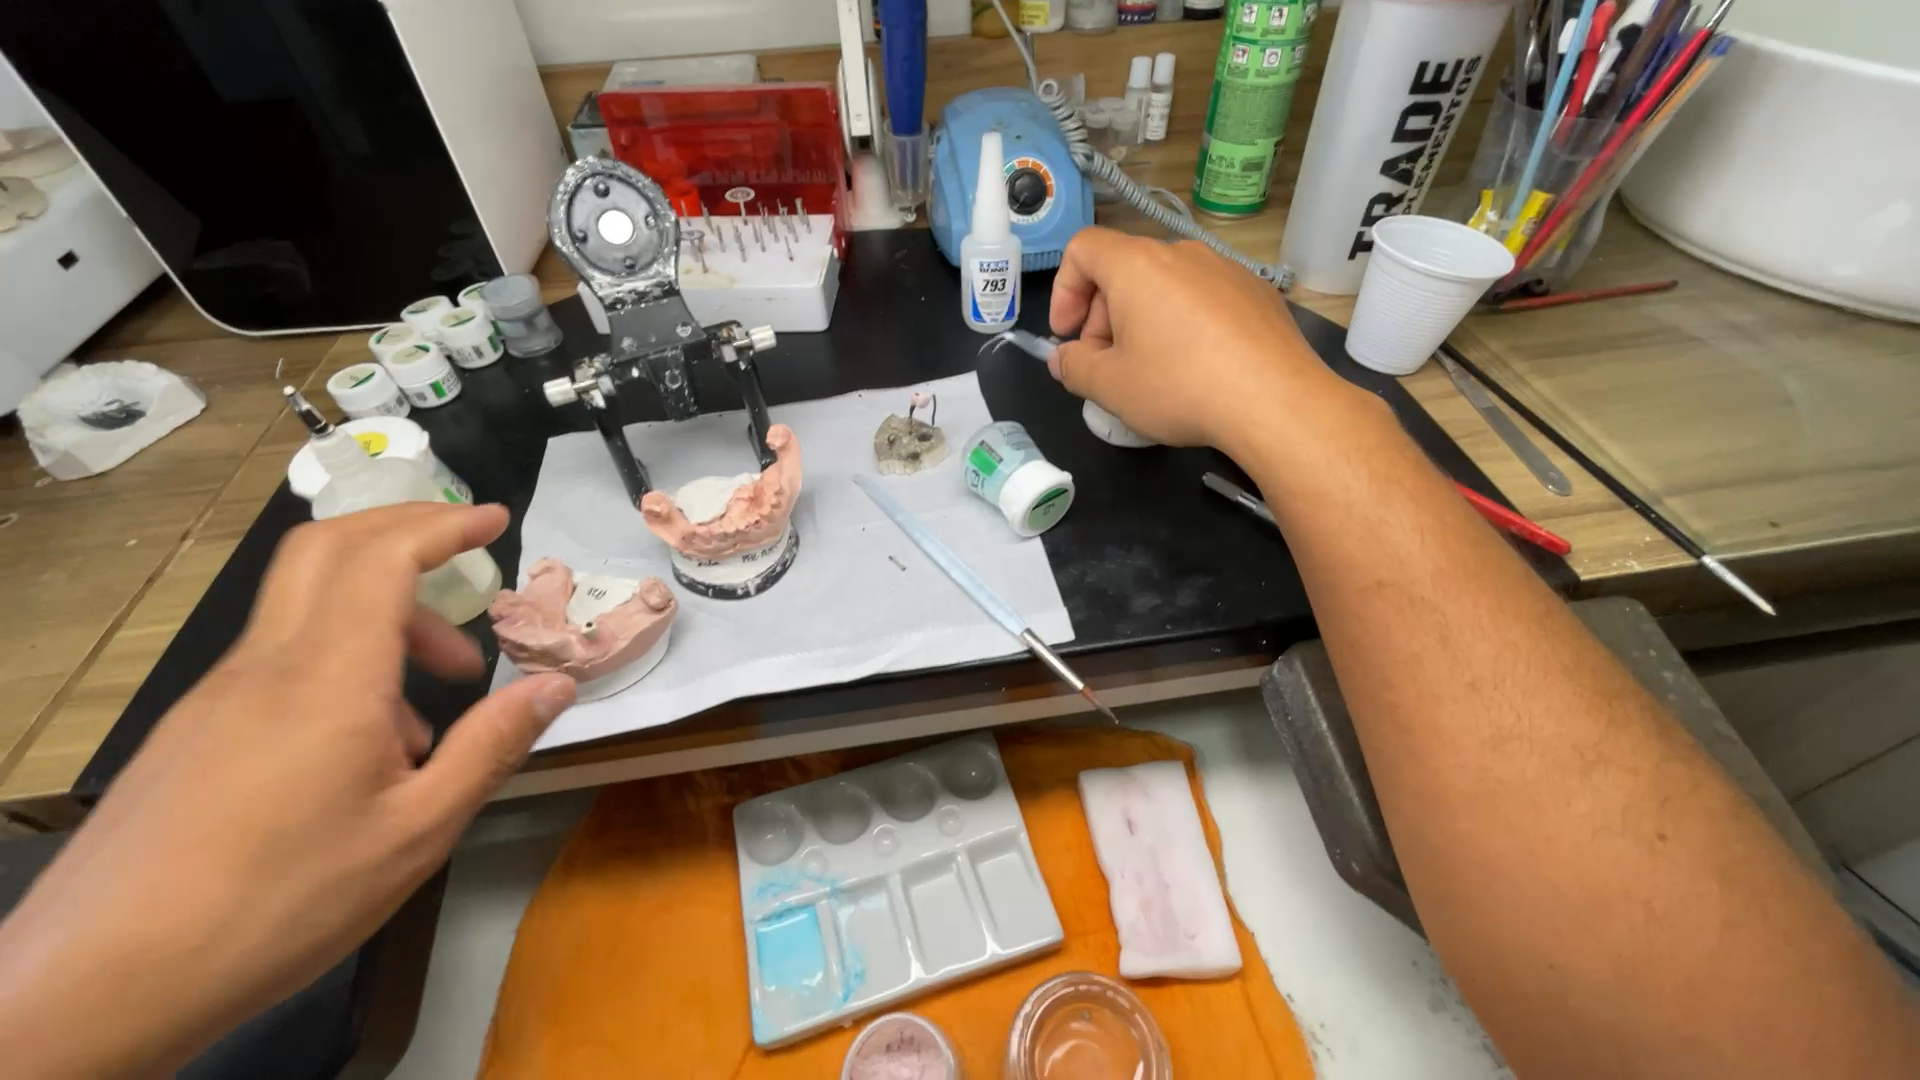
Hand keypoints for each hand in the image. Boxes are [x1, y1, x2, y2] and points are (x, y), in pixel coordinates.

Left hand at [0, 503, 575, 1078]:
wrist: (96, 984)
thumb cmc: (282, 900)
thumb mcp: (418, 830)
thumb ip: (492, 746)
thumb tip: (555, 685)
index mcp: (328, 678)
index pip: (381, 556)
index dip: (443, 524)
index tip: (496, 519)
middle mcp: (267, 665)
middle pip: (326, 549)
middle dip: (404, 529)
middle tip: (469, 551)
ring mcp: (220, 694)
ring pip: (309, 607)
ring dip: (388, 614)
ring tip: (444, 686)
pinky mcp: (198, 727)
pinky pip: (284, 659)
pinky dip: (349, 658)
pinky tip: (376, 742)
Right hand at [1047, 229, 1368, 455]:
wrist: (1275, 401)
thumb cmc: (1179, 387)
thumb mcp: (1110, 387)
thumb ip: (1074, 367)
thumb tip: (1063, 359)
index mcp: (1137, 265)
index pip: (1083, 248)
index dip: (1063, 290)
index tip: (1068, 335)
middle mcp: (1181, 254)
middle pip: (1124, 270)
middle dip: (1103, 316)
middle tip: (1105, 365)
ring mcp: (1225, 269)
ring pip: (1165, 287)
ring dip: (1143, 322)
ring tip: (1151, 371)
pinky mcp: (1257, 293)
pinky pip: (1202, 300)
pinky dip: (1184, 325)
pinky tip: (1196, 369)